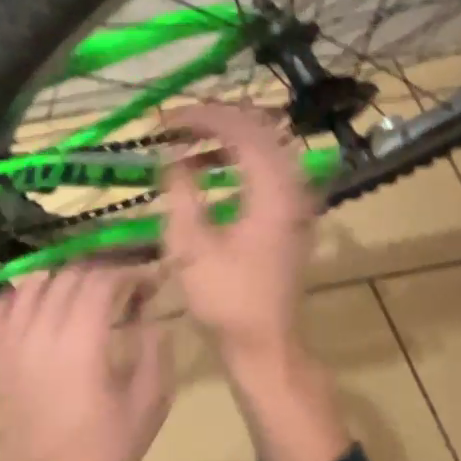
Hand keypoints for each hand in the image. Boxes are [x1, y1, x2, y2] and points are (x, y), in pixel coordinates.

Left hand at [0, 264, 174, 460]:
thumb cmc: (100, 452)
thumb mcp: (146, 407)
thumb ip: (154, 354)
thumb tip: (153, 318)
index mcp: (80, 341)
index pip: (100, 281)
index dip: (127, 272)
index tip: (146, 278)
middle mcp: (39, 330)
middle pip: (67, 277)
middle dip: (98, 271)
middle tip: (121, 283)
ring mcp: (10, 340)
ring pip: (31, 284)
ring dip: (61, 278)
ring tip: (83, 289)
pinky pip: (0, 307)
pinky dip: (20, 295)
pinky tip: (38, 301)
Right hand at [161, 103, 315, 356]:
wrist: (264, 342)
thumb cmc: (225, 297)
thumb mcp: (190, 245)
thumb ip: (181, 193)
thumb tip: (171, 159)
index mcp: (273, 192)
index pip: (242, 131)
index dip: (201, 118)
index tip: (164, 121)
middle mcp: (293, 188)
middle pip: (259, 131)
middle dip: (215, 120)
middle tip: (174, 123)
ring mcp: (296, 202)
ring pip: (265, 148)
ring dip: (225, 137)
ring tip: (185, 141)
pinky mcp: (289, 215)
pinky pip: (266, 168)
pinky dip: (236, 158)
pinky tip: (206, 168)